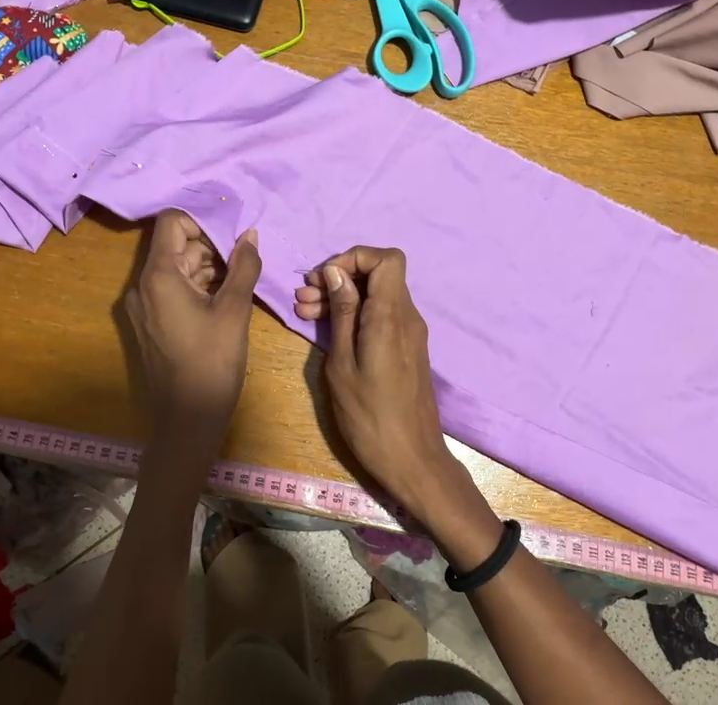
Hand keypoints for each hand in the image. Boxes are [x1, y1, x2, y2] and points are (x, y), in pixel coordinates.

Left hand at [125, 210, 262, 455]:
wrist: (187, 419)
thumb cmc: (212, 362)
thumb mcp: (234, 310)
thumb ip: (243, 266)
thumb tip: (249, 235)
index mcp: (158, 276)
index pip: (172, 222)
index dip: (202, 220)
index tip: (232, 235)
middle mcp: (142, 285)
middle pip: (176, 245)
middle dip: (211, 246)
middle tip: (244, 260)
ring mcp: (143, 305)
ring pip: (176, 268)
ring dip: (207, 267)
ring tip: (239, 280)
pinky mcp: (150, 322)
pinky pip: (173, 290)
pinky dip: (198, 286)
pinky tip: (225, 298)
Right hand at [296, 247, 468, 521]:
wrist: (412, 461)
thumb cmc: (370, 416)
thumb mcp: (342, 364)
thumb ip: (342, 314)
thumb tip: (336, 274)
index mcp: (391, 316)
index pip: (387, 258)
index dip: (354, 257)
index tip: (324, 279)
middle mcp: (407, 317)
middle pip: (379, 274)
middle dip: (340, 277)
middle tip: (304, 298)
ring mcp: (410, 333)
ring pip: (377, 295)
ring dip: (343, 297)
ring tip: (305, 312)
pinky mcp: (407, 349)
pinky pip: (382, 316)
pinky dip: (356, 315)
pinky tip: (327, 330)